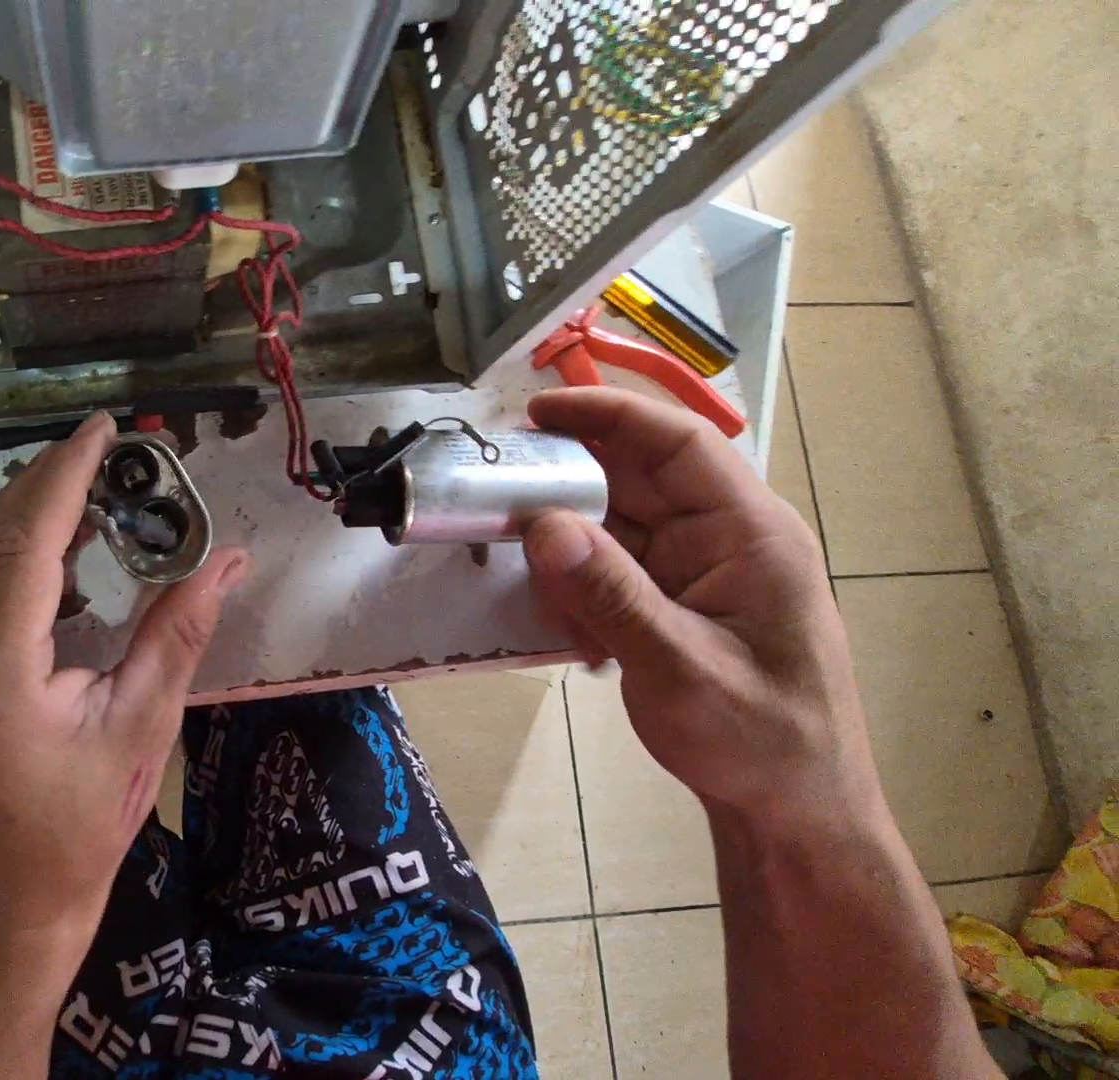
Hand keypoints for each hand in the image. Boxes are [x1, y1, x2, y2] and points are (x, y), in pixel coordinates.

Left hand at [0, 412, 250, 934]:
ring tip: (83, 491)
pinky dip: (0, 542)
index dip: (64, 477)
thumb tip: (229, 558)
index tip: (101, 430)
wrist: (25, 876)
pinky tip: (51, 547)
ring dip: (18, 508)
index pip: (25, 544)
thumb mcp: (146, 722)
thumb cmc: (89, 811)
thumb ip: (179, 631)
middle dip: (44, 481)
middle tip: (104, 453)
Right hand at [523, 387, 881, 825]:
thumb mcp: (683, 669)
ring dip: (564, 550)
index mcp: (749, 533)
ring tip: (538, 591)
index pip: (677, 445)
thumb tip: (541, 525)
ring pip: (609, 524)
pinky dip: (573, 586)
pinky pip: (604, 567)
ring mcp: (690, 569)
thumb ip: (613, 596)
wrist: (789, 807)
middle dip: (566, 484)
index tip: (536, 412)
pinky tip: (568, 630)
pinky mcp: (665, 599)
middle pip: (633, 479)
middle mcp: (719, 537)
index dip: (608, 415)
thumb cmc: (759, 739)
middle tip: (497, 495)